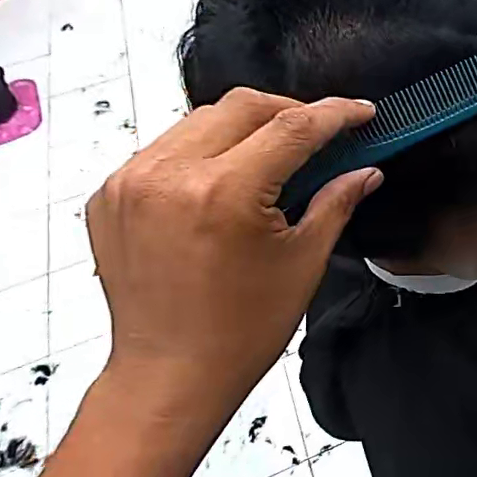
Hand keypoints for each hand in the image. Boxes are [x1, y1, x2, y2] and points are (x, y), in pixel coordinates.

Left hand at [86, 89, 380, 446]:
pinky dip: (208, 149)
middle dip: (292, 111)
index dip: (334, 114)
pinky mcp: (110, 195)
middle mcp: (167, 176)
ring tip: (281, 156)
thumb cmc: (240, 328)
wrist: (173, 370)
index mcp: (222, 193)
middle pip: (241, 106)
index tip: (360, 111)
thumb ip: (336, 203)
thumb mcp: (305, 260)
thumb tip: (365, 172)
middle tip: (325, 132)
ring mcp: (129, 182)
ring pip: (200, 120)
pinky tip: (234, 177)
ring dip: (249, 127)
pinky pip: (168, 147)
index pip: (290, 128)